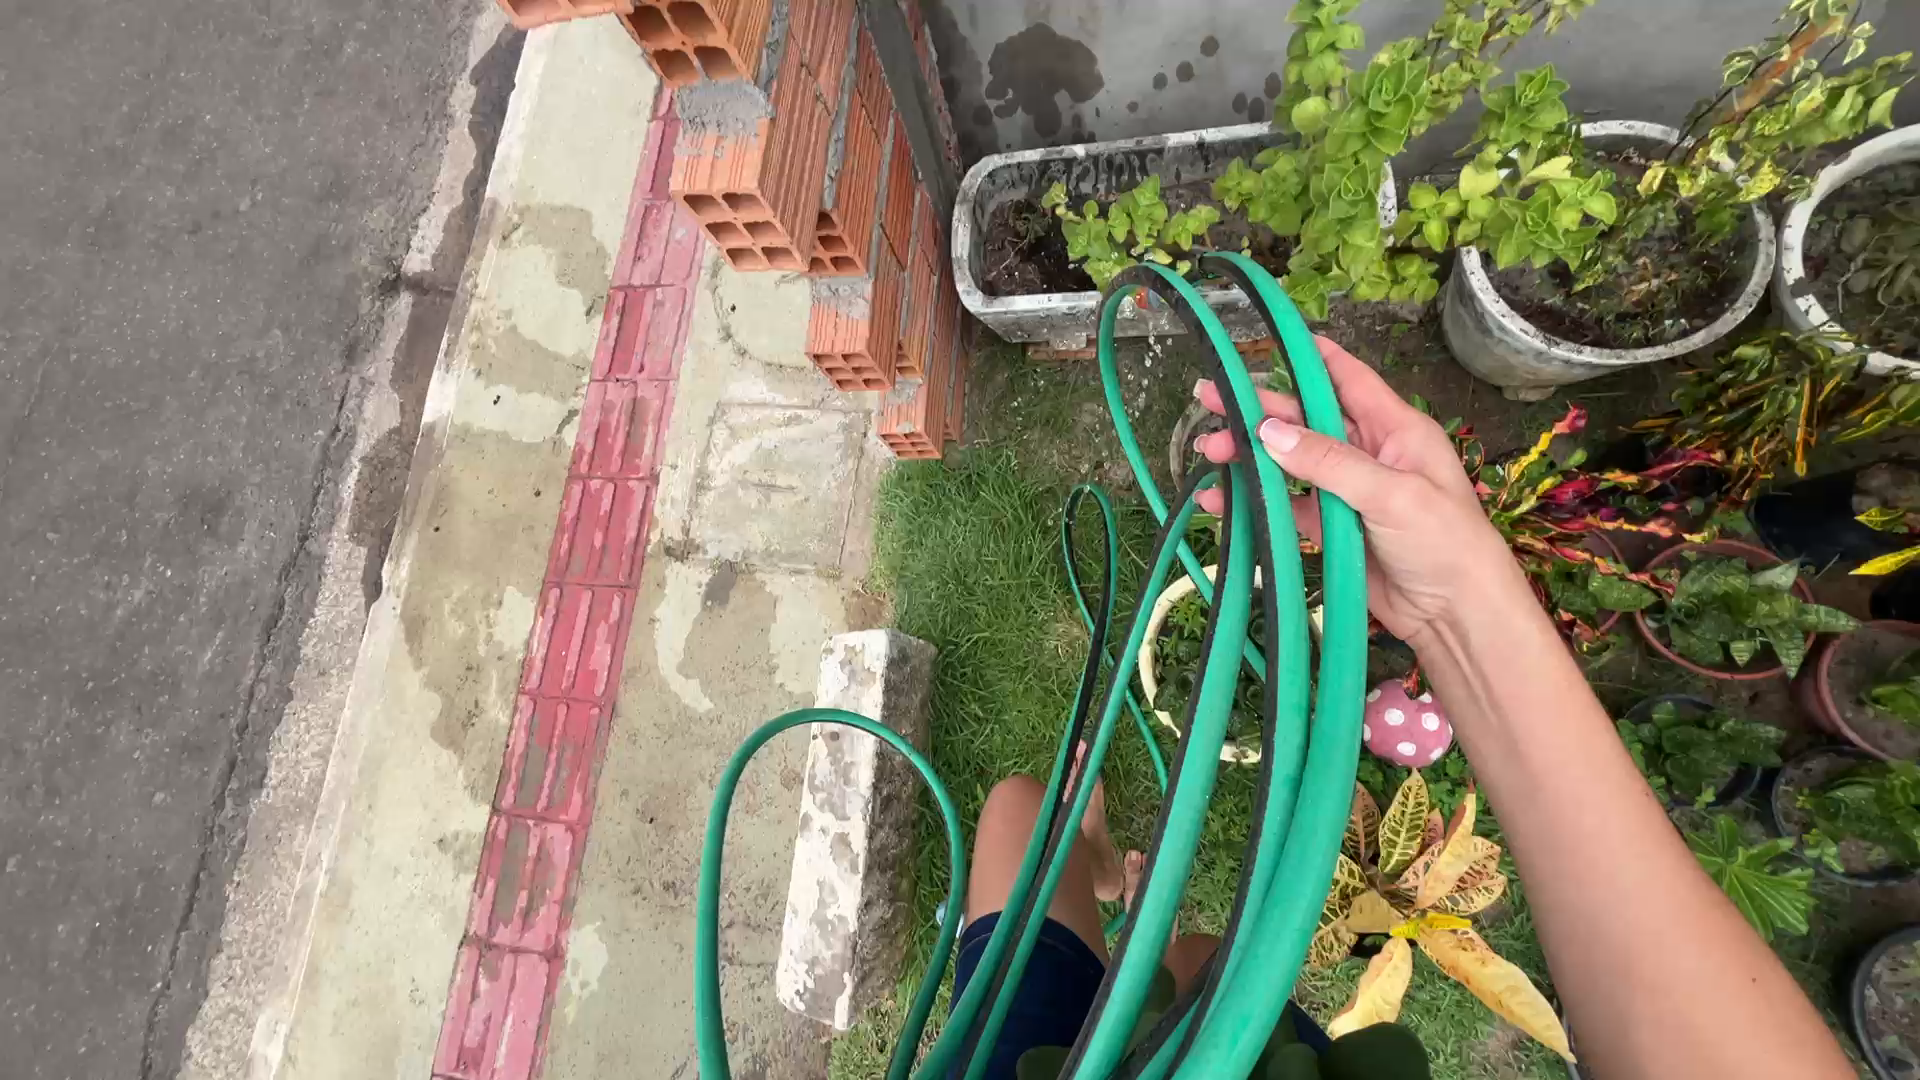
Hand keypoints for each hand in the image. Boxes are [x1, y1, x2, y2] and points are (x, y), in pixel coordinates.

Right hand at [1191, 336, 1522, 640]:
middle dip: (1255, 412)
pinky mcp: (1326, 527)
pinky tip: (1217, 501)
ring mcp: (1342, 490)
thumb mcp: (1390, 495)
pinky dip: (1251, 502)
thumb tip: (1266, 432)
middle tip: (1207, 400)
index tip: (1269, 339)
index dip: (1310, 357)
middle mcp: (1365, 452)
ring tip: (1205, 452)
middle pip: (1302, 421)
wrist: (1452, 615)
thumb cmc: (1443, 543)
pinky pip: (1282, 506)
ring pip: (1285, 463)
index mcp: (1393, 430)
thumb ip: (1328, 462)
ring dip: (1246, 458)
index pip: (1348, 380)